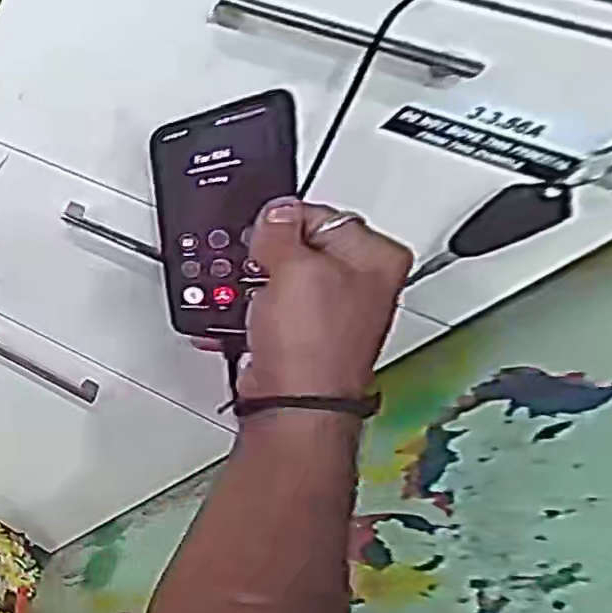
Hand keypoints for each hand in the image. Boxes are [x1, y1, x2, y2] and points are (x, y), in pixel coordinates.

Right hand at [235, 199, 411, 399]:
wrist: (290, 399)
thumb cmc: (311, 344)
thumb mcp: (294, 269)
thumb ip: (282, 232)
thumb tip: (277, 213)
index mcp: (376, 258)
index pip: (325, 216)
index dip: (284, 223)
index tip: (260, 235)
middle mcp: (358, 285)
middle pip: (299, 249)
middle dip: (263, 258)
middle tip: (250, 267)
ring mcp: (327, 313)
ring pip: (277, 281)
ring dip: (248, 286)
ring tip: (239, 298)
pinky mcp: (298, 336)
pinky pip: (264, 310)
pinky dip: (244, 312)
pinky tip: (235, 318)